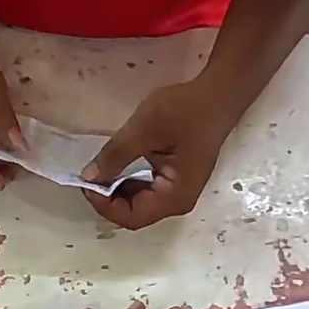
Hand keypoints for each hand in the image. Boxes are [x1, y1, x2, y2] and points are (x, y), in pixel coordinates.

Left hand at [79, 77, 240, 228]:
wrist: (220, 91)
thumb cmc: (186, 110)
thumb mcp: (144, 130)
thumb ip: (114, 156)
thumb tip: (89, 177)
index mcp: (175, 197)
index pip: (131, 217)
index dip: (104, 205)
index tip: (87, 183)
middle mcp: (178, 202)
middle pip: (133, 214)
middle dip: (108, 199)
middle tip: (91, 175)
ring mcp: (178, 192)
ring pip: (138, 204)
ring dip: (116, 191)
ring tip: (102, 170)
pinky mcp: (175, 180)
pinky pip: (145, 191)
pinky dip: (127, 182)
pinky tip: (118, 166)